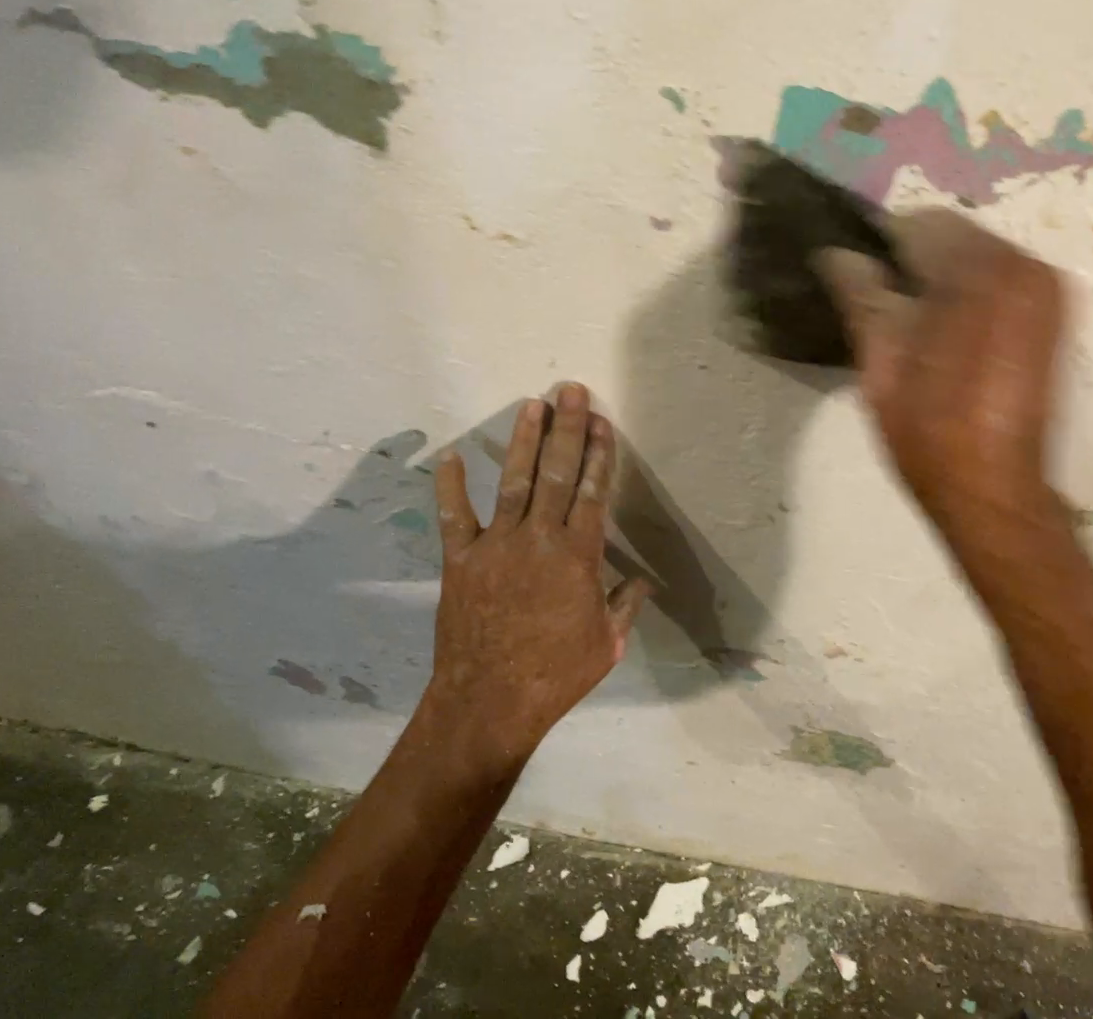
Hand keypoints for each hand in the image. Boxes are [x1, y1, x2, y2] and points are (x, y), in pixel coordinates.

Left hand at [424, 385, 652, 767]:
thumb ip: (624, 606)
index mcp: (579, 556)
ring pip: (513, 483)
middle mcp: (539, 539)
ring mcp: (496, 546)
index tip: (602, 421)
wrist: (490, 702)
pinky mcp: (460, 561)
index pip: (593, 492)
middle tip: (570, 391)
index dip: (599, 454)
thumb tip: (641, 581)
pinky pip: (454, 517)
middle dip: (567, 428)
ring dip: (524, 441)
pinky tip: (452, 456)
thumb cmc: (557, 676)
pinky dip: (451, 487)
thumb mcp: (608, 645)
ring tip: (532, 405)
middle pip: (557, 473)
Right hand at [815, 210, 1069, 534]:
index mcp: (983, 269)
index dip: (878, 249)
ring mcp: (1047, 292)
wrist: (995, 492)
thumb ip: (862, 296)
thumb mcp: (882, 361)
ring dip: (941, 283)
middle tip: (883, 314)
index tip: (856, 283)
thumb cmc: (931, 431)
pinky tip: (947, 342)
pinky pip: (1000, 286)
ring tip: (914, 333)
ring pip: (978, 261)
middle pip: (954, 238)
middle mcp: (1026, 266)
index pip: (919, 225)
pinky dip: (969, 299)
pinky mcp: (1054, 320)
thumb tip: (838, 254)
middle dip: (914, 265)